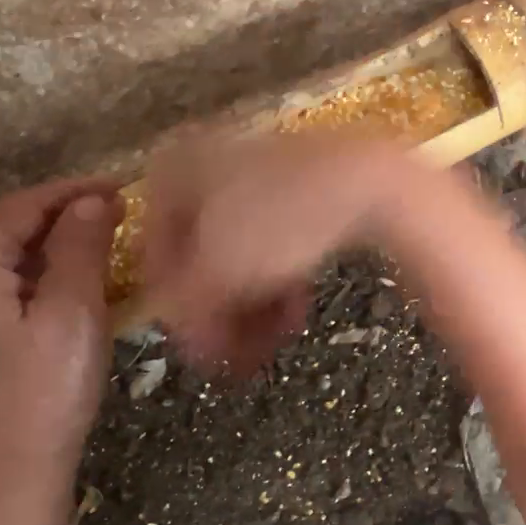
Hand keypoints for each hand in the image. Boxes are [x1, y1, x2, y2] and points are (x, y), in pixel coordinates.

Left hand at [0, 178, 125, 486]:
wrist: (12, 468)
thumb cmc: (47, 388)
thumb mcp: (73, 312)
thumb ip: (82, 248)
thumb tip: (95, 200)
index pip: (22, 206)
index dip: (74, 192)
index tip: (123, 186)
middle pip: (7, 228)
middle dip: (63, 216)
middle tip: (119, 213)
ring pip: (3, 258)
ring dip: (52, 245)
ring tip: (104, 241)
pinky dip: (37, 274)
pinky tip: (71, 281)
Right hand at [140, 136, 409, 368]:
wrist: (369, 182)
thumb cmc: (278, 223)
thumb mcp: (217, 274)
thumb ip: (185, 311)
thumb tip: (185, 340)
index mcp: (172, 173)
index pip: (156, 259)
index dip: (179, 313)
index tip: (203, 352)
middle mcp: (207, 166)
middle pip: (203, 260)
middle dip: (225, 315)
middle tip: (241, 359)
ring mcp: (259, 175)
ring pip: (244, 256)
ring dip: (255, 307)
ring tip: (273, 343)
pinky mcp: (304, 189)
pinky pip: (277, 244)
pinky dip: (282, 283)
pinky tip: (296, 315)